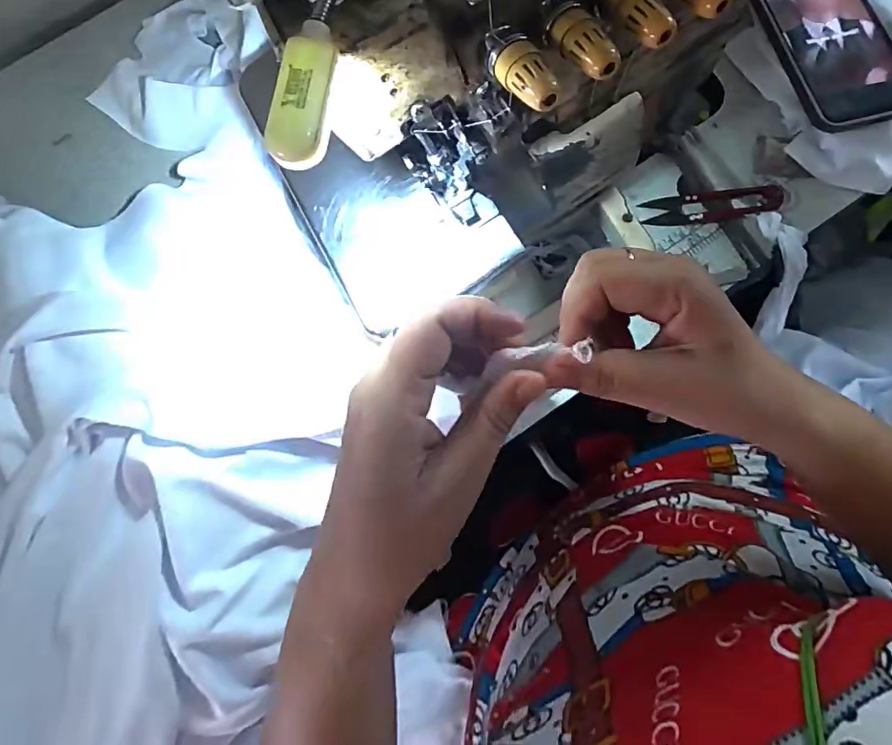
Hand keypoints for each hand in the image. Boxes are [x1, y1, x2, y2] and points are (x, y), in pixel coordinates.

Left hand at [309, 297, 548, 626]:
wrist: (354, 576)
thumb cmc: (408, 533)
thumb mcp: (462, 473)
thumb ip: (497, 413)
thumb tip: (537, 371)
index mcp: (390, 392)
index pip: (433, 321)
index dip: (479, 314)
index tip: (521, 333)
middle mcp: (374, 379)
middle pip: (426, 324)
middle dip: (476, 327)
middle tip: (518, 353)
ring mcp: (370, 391)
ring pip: (421, 341)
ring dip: (463, 344)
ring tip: (503, 369)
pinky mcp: (376, 406)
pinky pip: (414, 364)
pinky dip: (447, 363)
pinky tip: (473, 386)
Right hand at [543, 248, 801, 441]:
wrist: (771, 403)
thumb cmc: (727, 395)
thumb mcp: (663, 389)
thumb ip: (604, 375)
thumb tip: (548, 368)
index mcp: (673, 281)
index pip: (598, 276)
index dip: (576, 316)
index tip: (573, 362)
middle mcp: (666, 266)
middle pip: (595, 269)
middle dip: (580, 313)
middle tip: (586, 358)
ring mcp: (666, 276)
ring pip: (601, 280)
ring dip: (592, 319)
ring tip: (607, 358)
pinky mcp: (663, 291)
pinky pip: (616, 293)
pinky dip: (606, 321)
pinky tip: (621, 351)